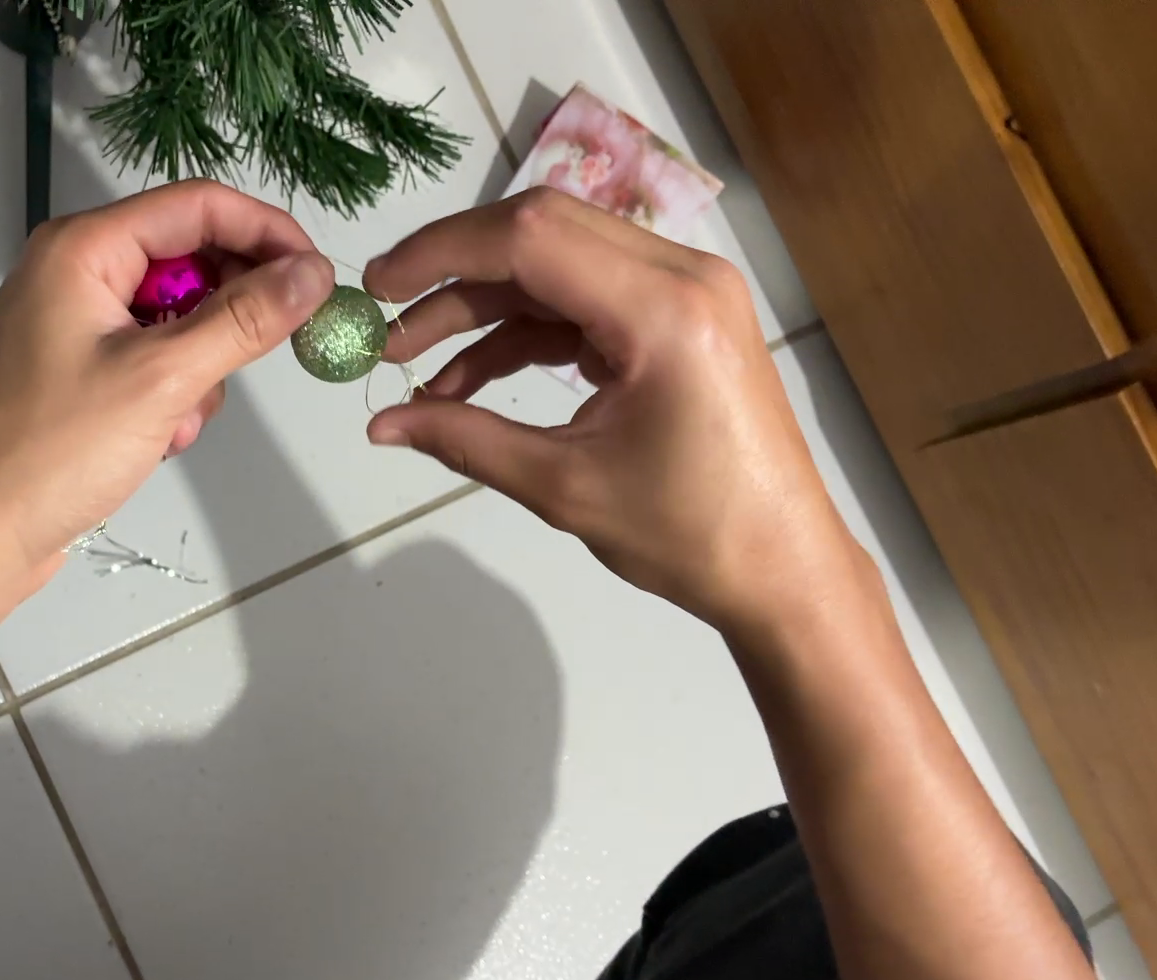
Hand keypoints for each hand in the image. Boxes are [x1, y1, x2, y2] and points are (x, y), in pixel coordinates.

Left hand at [0, 180, 335, 604]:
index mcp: (84, 249)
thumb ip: (243, 320)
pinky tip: (159, 438)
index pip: (197, 207)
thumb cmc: (59, 450)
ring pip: (179, 320)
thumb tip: (315, 272)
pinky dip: (172, 395)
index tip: (320, 277)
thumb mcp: (162, 380)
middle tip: (259, 358)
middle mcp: (78, 273)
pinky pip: (154, 361)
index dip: (267, 232)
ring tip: (178, 420)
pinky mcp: (82, 372)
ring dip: (199, 369)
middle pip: (190, 261)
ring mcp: (77, 326)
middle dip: (229, 314)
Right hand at [364, 188, 868, 632]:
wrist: (780, 569)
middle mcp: (680, 277)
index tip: (376, 288)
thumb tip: (378, 425)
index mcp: (663, 310)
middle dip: (450, 273)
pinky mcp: (671, 322)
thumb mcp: (562, 487)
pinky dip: (515, 339)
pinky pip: (575, 308)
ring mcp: (681, 294)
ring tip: (410, 362)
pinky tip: (464, 384)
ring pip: (551, 270)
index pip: (530, 237)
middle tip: (383, 317)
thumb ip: (462, 441)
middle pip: (539, 234)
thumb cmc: (684, 535)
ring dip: (477, 311)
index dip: (440, 253)